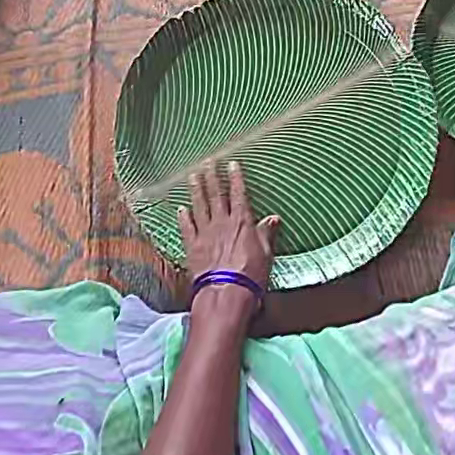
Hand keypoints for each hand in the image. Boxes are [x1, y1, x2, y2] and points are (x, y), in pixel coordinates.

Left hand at [179, 162, 280, 312]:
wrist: (226, 291)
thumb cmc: (251, 274)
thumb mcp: (266, 253)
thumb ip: (266, 233)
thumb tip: (273, 219)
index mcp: (242, 222)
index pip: (238, 194)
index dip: (235, 178)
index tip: (231, 164)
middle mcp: (222, 223)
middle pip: (216, 195)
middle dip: (212, 177)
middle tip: (207, 162)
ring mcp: (205, 233)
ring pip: (199, 206)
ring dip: (196, 190)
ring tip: (193, 176)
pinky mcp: (192, 246)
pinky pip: (187, 227)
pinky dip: (183, 217)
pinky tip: (181, 208)